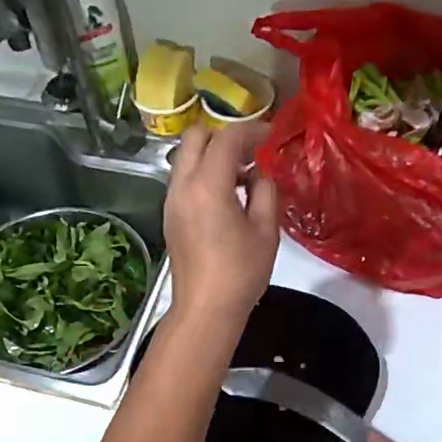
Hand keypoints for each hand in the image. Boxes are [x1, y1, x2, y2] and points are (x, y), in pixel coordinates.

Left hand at [163, 122, 278, 321]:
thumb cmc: (240, 273)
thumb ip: (265, 190)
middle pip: (196, 137)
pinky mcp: (170, 218)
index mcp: (207, 185)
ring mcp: (171, 202)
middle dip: (224, 136)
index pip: (226, 138)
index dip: (252, 131)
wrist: (205, 310)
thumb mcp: (266, 230)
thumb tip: (260, 173)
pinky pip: (184, 181)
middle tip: (251, 152)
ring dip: (212, 156)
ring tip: (241, 177)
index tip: (271, 136)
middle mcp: (182, 186)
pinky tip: (226, 197)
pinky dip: (203, 175)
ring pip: (186, 159)